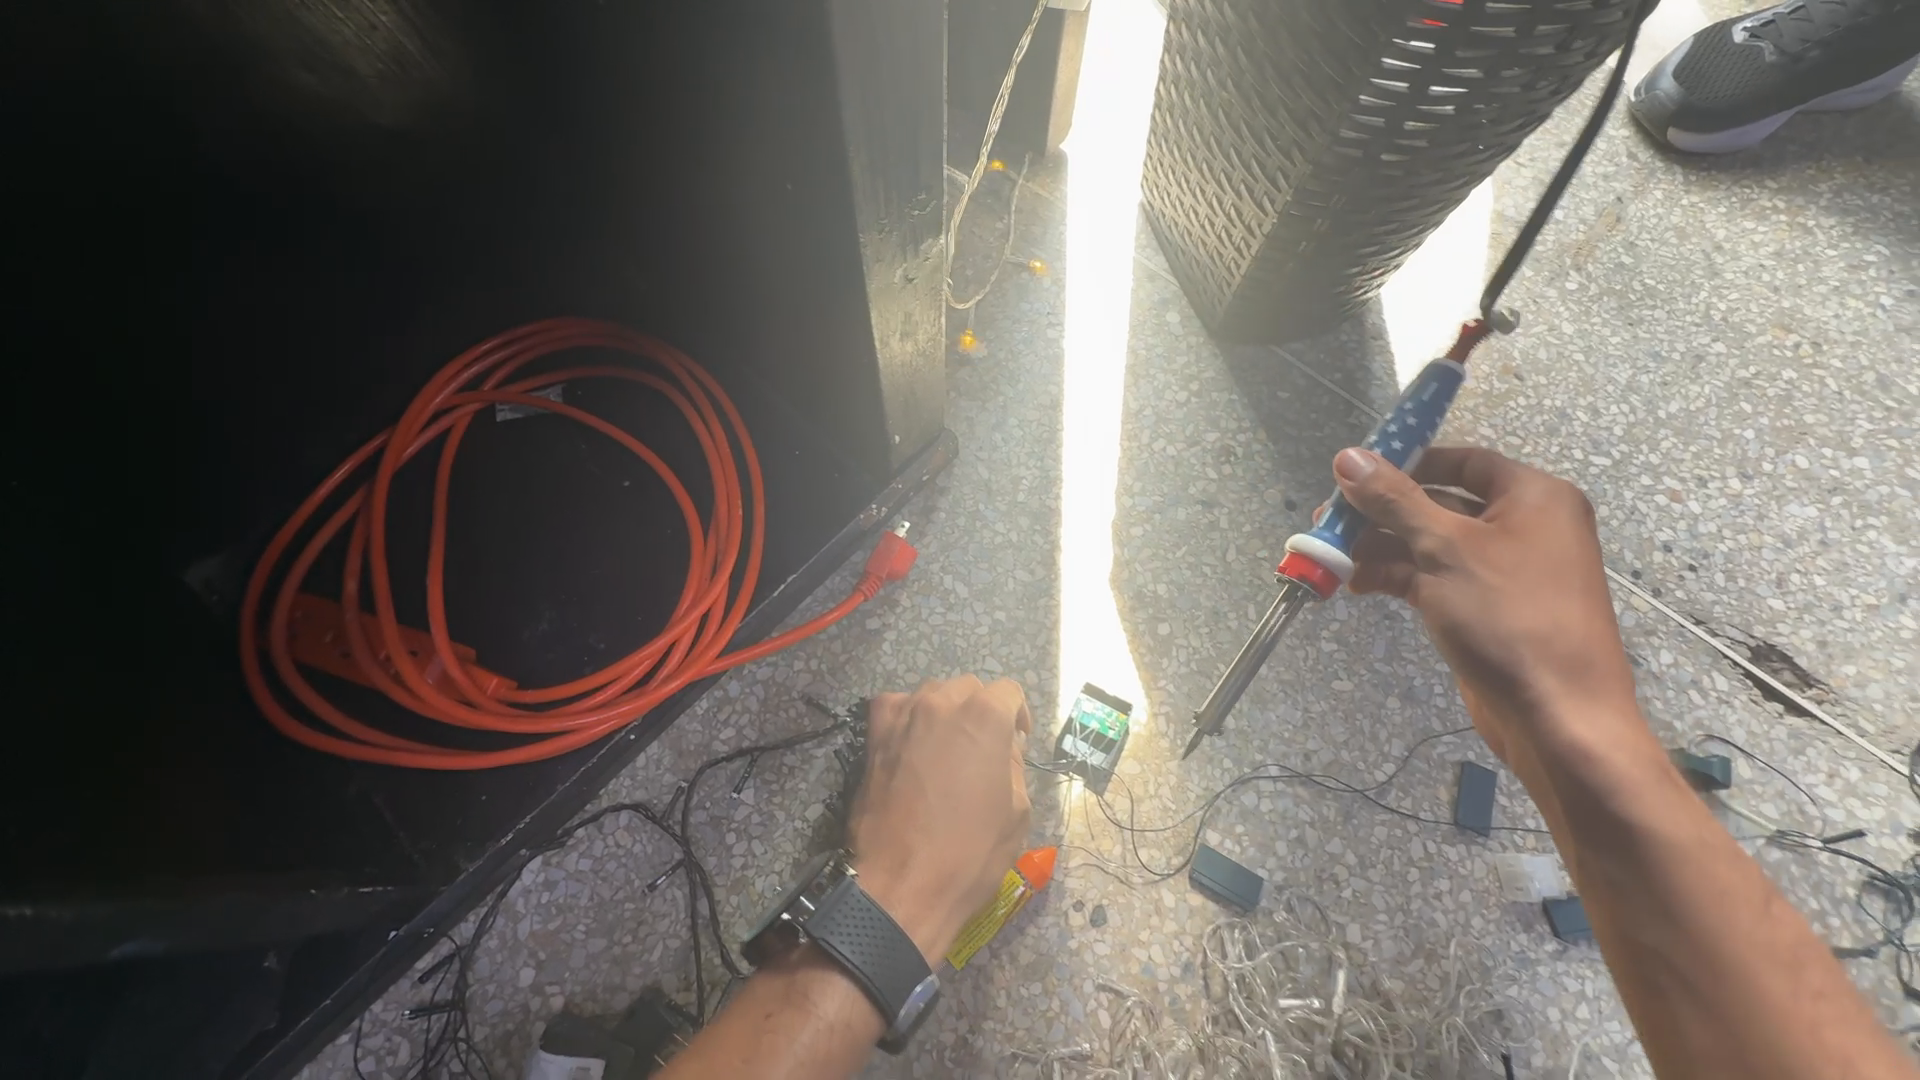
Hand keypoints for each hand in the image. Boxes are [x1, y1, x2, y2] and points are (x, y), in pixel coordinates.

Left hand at [849, 676, 1032, 963]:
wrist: (901, 886)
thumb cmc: (970, 853)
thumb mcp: (1017, 811)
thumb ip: (1013, 764)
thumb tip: (1004, 746)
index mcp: (985, 716)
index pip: (1009, 692)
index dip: (1018, 716)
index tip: (1017, 742)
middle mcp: (942, 702)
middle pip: (969, 689)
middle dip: (981, 712)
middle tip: (982, 750)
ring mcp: (904, 714)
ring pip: (932, 695)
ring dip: (945, 713)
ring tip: (946, 749)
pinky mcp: (874, 735)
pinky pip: (897, 708)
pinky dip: (908, 719)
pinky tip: (912, 747)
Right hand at [1333, 445, 1641, 761]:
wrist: (1555, 713)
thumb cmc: (1509, 616)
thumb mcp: (1444, 549)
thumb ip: (1394, 500)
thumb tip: (1347, 457)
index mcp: (1533, 497)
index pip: (1462, 462)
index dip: (1407, 463)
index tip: (1354, 474)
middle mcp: (1522, 526)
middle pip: (1438, 503)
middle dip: (1381, 512)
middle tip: (1329, 518)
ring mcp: (1502, 569)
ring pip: (1429, 542)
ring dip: (1380, 547)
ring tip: (1331, 555)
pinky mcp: (1483, 606)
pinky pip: (1432, 576)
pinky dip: (1395, 576)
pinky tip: (1356, 583)